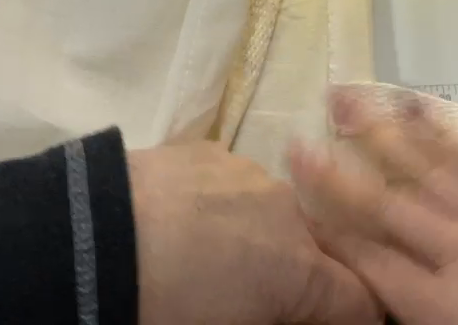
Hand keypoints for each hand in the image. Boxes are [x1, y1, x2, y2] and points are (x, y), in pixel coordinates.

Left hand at [128, 142, 378, 324]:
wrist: (96, 238)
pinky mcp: (209, 149)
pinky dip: (228, 206)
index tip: (322, 322)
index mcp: (300, 268)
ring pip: (277, 211)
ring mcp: (248, 171)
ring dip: (263, 237)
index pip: (361, 301)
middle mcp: (287, 209)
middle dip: (301, 277)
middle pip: (317, 249)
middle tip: (261, 300)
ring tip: (215, 260)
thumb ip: (280, 315)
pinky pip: (237, 184)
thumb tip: (291, 310)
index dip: (352, 318)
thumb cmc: (167, 308)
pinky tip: (189, 223)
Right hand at [289, 91, 457, 324]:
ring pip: (427, 164)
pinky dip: (444, 129)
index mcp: (444, 305)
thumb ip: (411, 314)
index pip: (367, 256)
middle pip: (385, 201)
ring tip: (347, 99)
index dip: (325, 225)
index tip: (293, 195)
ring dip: (381, 130)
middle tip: (299, 141)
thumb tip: (369, 283)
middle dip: (337, 171)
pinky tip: (420, 105)